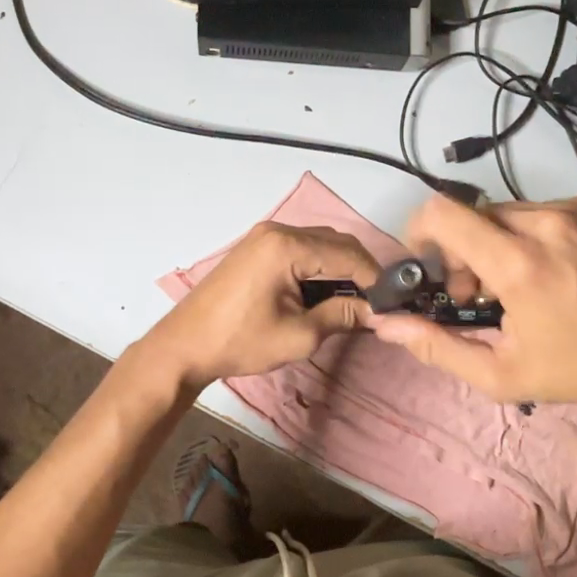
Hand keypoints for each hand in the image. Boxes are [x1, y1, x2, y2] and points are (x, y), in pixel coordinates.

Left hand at [140, 222, 378, 390]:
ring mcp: (264, 237)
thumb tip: (377, 313)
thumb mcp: (299, 335)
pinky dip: (319, 267)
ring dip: (340, 268)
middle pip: (336, 242)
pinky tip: (326, 294)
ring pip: (320, 244)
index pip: (348, 254)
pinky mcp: (256, 248)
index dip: (375, 278)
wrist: (184, 346)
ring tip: (355, 302)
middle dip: (360, 271)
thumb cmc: (240, 342)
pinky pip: (300, 249)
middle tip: (376, 304)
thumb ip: (342, 316)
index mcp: (287, 246)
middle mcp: (277, 230)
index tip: (392, 302)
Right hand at [369, 193, 576, 410]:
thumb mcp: (502, 375)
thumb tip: (386, 325)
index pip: (443, 213)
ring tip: (520, 286)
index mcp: (519, 264)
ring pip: (507, 213)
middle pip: (473, 216)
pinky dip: (532, 236)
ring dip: (497, 244)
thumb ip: (437, 347)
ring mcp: (576, 210)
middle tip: (482, 296)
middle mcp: (545, 222)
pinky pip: (542, 211)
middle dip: (463, 252)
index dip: (419, 231)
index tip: (429, 265)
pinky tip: (554, 272)